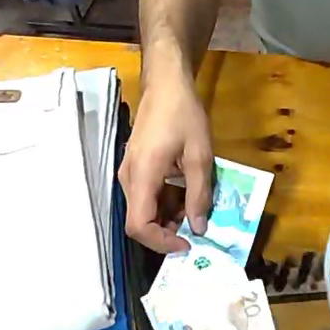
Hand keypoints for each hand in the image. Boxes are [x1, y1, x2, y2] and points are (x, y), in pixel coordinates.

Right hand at [120, 78, 214, 252]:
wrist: (166, 84)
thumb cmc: (183, 115)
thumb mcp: (200, 155)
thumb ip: (199, 194)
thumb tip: (200, 228)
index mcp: (142, 176)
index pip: (139, 225)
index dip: (161, 242)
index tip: (187, 244)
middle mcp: (129, 178)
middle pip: (140, 221)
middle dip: (168, 231)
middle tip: (197, 229)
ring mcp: (130, 173)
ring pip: (144, 210)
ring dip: (168, 217)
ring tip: (196, 209)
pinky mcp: (135, 168)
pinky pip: (147, 196)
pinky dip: (165, 203)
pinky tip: (187, 195)